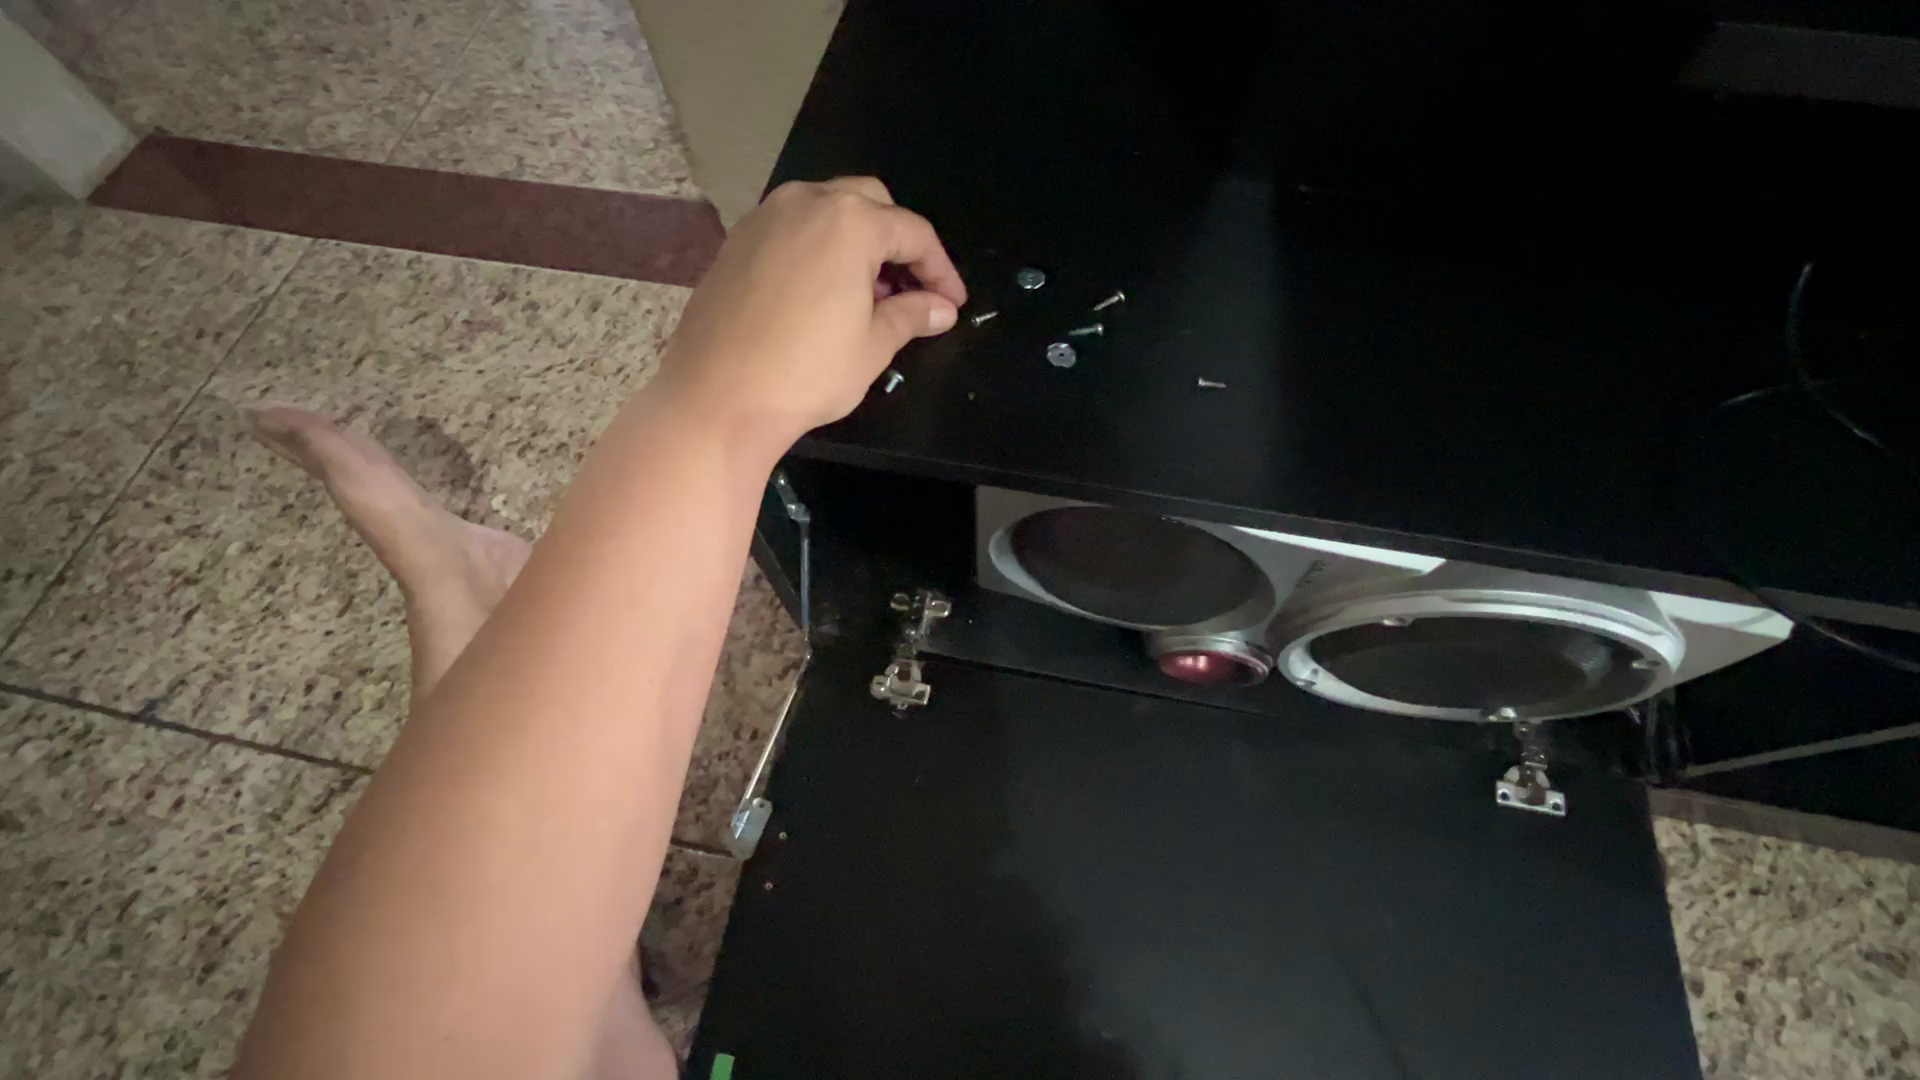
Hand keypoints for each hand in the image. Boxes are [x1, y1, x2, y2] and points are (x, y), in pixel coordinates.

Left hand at [653, 177, 967, 454]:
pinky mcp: (737, 242)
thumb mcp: (873, 346)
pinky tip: (824, 293)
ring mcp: (765, 218)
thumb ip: (912, 315)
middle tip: (911, 291)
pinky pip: (793, 230)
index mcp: (850, 221)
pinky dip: (819, 249)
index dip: (941, 269)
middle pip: (870, 204)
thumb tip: (942, 308)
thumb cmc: (808, 371)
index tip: (953, 302)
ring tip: (869, 295)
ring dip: (858, 243)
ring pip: (827, 211)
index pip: (913, 233)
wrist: (718, 396)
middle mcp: (806, 202)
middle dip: (898, 243)